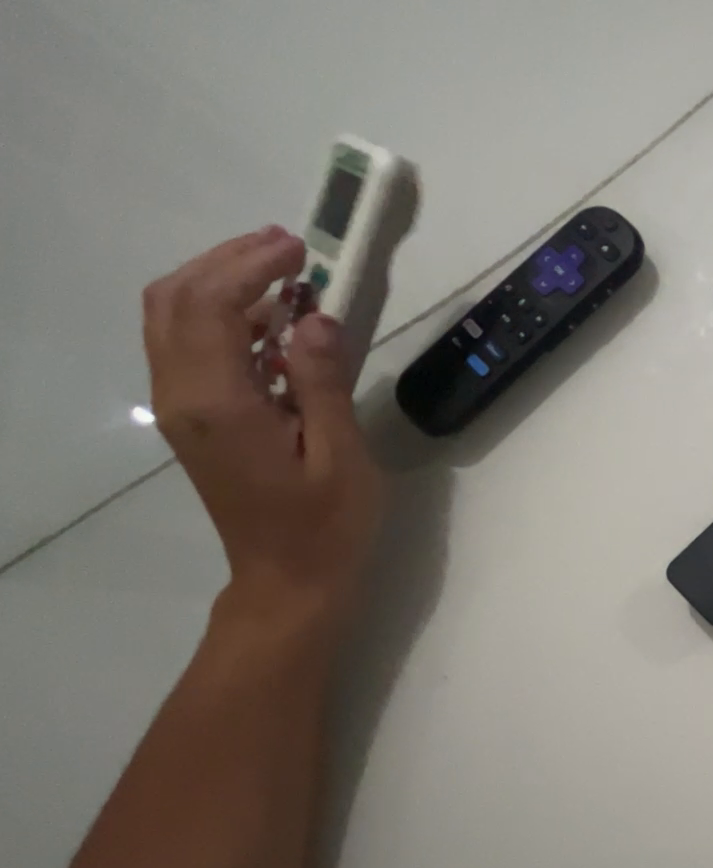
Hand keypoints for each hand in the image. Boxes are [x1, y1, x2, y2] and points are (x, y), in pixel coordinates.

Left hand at [142, 226, 383, 624]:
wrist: (289, 576)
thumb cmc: (327, 523)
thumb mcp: (341, 456)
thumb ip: (322, 383)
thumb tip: (315, 319)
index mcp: (218, 404)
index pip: (210, 307)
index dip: (248, 267)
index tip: (299, 250)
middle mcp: (182, 396)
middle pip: (176, 301)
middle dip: (227, 263)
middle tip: (289, 249)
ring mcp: (182, 407)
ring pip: (174, 319)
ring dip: (220, 285)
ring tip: (284, 275)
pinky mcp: (195, 417)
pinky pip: (191, 347)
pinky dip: (224, 318)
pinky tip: (275, 323)